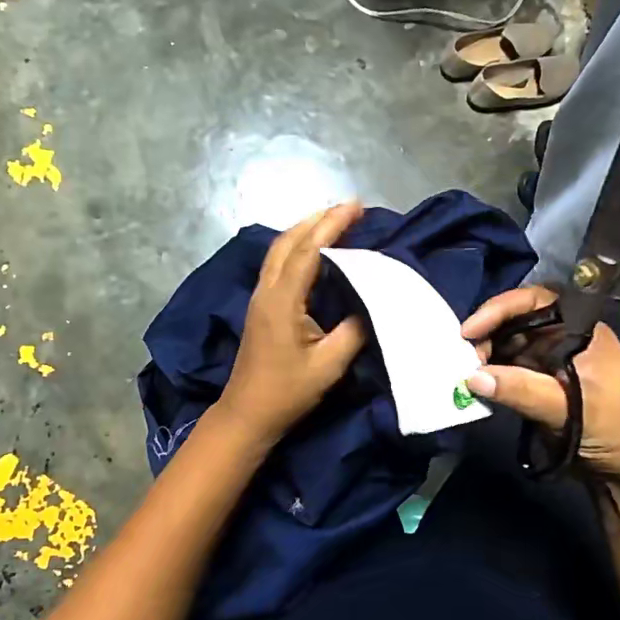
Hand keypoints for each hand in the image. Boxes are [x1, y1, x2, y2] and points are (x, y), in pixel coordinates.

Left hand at [218, 203, 369, 443]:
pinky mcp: (260, 306)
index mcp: (282, 300)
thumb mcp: (329, 365)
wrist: (247, 413)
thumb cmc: (287, 392)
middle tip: (350, 208)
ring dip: (305, 230)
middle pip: (288, 242)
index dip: (332, 225)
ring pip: (279, 250)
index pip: (308, 251)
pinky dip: (297, 248)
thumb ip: (354, 330)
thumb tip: (372, 302)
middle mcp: (266, 291)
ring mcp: (259, 297)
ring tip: (335, 220)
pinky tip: (314, 251)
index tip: (356, 206)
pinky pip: (277, 264)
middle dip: (318, 219)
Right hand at [461, 286, 619, 493]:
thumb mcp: (572, 409)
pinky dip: (488, 377)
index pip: (536, 302)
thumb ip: (523, 390)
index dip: (501, 308)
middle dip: (487, 334)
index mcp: (582, 332)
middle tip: (462, 356)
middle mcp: (563, 341)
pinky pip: (507, 373)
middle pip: (516, 323)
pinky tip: (472, 385)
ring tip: (462, 372)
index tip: (471, 330)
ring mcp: (550, 364)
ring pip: (507, 348)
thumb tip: (472, 376)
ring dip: (484, 357)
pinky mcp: (538, 387)